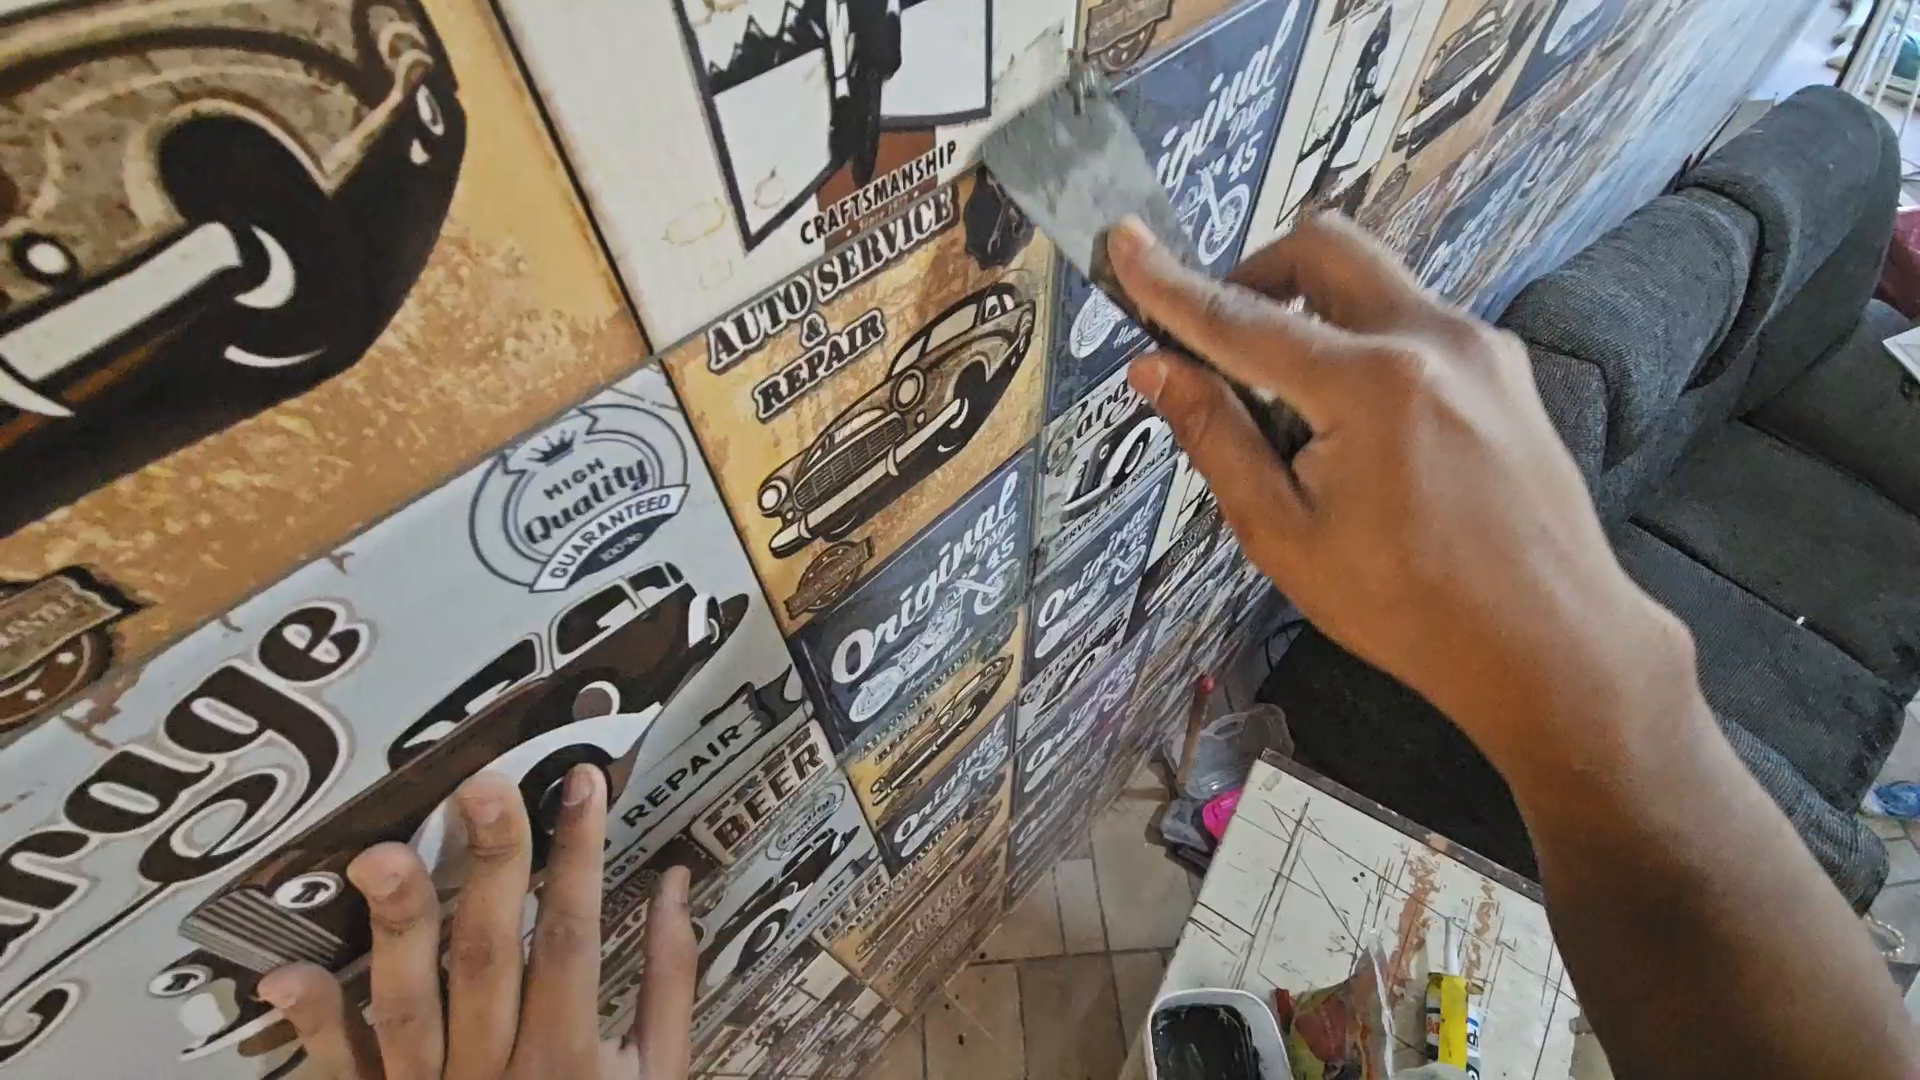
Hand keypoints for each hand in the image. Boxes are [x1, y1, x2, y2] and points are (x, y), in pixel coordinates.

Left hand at [257, 767, 696, 1079]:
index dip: (580, 852)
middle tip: (484, 787)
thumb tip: (677, 882)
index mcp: (569, 1057)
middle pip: (486, 953)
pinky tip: (284, 974)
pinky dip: (311, 1027)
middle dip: (489, 863)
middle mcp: (493, 1073)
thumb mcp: (660, 1072)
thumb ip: (670, 977)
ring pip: (405, 1004)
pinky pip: (340, 1076)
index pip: (572, 932)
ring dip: (392, 926)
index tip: (583, 781)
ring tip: (379, 853)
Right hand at [1107, 214, 1691, 765]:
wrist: (1548, 644)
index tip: (1125, 244)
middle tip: (1220, 346)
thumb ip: (1216, 435)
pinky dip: (1351, 341)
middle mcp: (1434, 338)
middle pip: (1324, 248)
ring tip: (1286, 407)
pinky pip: (1405, 319)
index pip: (1243, 320)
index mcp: (1371, 385)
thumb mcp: (1280, 532)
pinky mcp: (1501, 367)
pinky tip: (1347, 423)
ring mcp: (1481, 345)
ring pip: (1368, 280)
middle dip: (1254, 276)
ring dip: (1306, 315)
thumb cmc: (1400, 604)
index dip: (1172, 287)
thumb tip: (1155, 369)